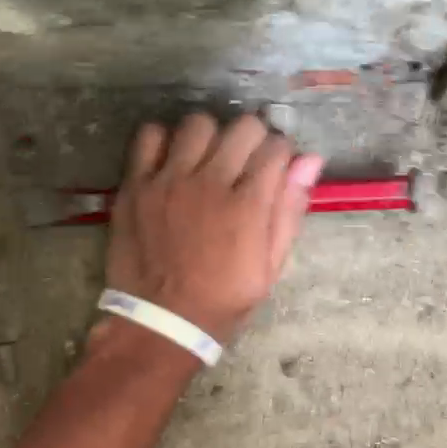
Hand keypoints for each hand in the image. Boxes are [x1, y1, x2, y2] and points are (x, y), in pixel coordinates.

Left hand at [105, 113, 323, 342]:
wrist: (160, 323)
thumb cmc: (222, 302)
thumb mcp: (268, 269)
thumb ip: (288, 213)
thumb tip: (310, 162)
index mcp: (247, 205)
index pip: (276, 148)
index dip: (282, 155)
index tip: (276, 169)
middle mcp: (210, 182)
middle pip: (243, 128)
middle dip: (253, 140)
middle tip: (245, 164)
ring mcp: (169, 180)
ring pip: (198, 124)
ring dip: (210, 137)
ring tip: (207, 161)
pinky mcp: (136, 185)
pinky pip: (150, 136)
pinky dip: (164, 142)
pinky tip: (171, 163)